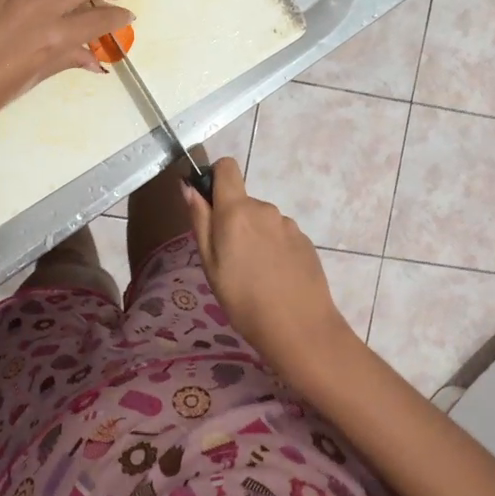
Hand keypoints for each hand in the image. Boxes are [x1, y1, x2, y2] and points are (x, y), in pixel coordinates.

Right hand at [182, 159, 355, 373]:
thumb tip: (189, 187)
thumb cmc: (243, 299)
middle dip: (233, 220)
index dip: (215, 178)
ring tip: (254, 274)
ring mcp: (288, 224)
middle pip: (242, 201)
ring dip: (254, 236)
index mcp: (236, 210)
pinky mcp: (305, 241)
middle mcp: (264, 209)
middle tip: (229, 260)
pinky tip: (275, 278)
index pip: (226, 167)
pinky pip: (280, 236)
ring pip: (262, 221)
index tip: (209, 206)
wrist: (300, 328)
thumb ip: (200, 221)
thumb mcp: (210, 264)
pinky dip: (273, 249)